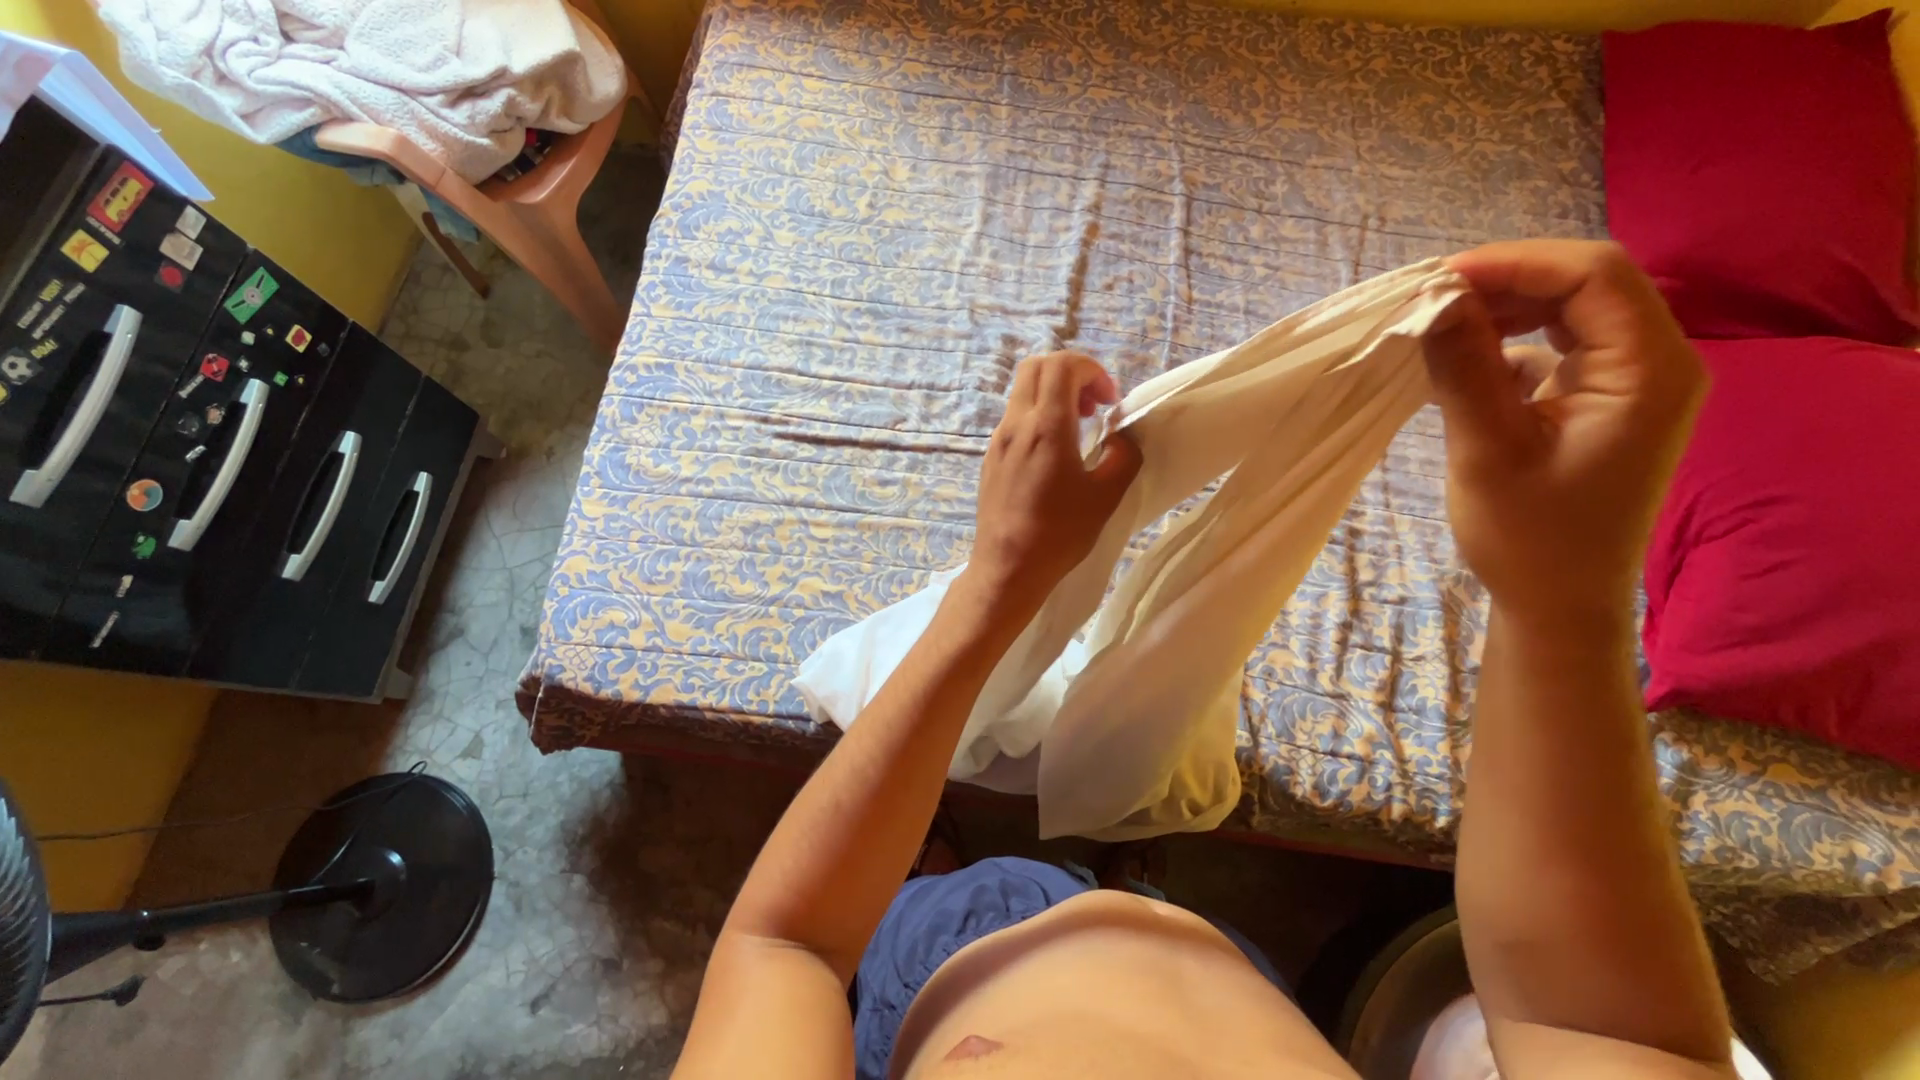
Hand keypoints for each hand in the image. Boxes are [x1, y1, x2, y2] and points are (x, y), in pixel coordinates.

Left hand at [962, 352, 1141, 610]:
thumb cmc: (1060, 533)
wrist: (1008, 567)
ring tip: (1078, 430)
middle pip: (1037, 366)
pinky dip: (1038, 417)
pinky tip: (1054, 454)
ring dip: (1053, 395)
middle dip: (1071, 374)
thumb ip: (1123, 456)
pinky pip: (1015, 418)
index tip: (1110, 402)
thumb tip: (1118, 438)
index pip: (1062, 365)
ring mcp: (998, 440)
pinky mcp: (991, 458)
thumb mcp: (1107, 496)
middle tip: (1093, 407)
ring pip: (1023, 391)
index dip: (1092, 371)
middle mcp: (1016, 425)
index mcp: (1046, 427)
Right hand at [1424, 241, 1705, 627]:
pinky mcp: (1601, 398)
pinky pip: (1559, 343)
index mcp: (1650, 371)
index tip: (1438, 281)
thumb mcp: (1487, 450)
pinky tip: (1462, 355)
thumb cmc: (1529, 537)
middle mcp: (1655, 362)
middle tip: (1429, 299)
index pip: (1594, 275)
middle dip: (1505, 281)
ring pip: (1570, 309)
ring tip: (1439, 322)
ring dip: (1503, 307)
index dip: (1514, 263)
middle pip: (1586, 283)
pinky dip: (1509, 338)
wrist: (1558, 603)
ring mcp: (1630, 380)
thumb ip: (1464, 368)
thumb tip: (1432, 299)